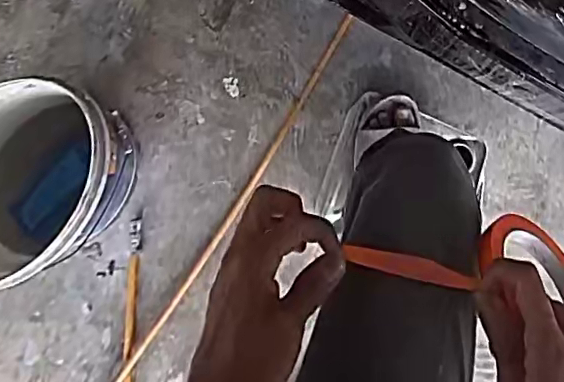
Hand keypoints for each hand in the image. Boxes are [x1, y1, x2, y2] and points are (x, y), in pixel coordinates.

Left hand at [187, 185, 344, 381]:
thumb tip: (333, 261)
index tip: (335, 248)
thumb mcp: (291, 323)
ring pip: (254, 219)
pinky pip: (249, 241)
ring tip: (303, 244)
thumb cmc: (247, 363)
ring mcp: (229, 264)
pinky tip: (284, 263)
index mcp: (252, 258)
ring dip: (281, 222)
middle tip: (313, 227)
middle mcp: (236, 254)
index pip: (292, 222)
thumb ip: (313, 286)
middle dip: (293, 206)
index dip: (321, 230)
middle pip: (263, 201)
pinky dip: (270, 240)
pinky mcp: (228, 279)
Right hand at [476, 260, 563, 381]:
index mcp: (554, 346)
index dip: (499, 271)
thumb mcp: (511, 380)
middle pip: (543, 296)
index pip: (525, 276)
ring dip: (543, 321)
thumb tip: (486, 296)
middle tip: (501, 321)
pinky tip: (556, 352)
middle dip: (517, 303)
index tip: (487, 282)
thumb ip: (500, 334)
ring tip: (527, 346)